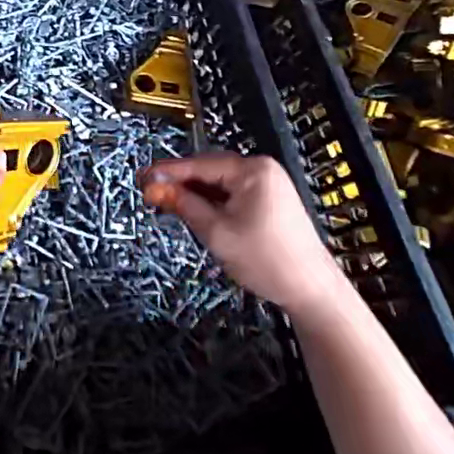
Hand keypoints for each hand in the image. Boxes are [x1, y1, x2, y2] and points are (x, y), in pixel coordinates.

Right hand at [141, 153, 345, 318]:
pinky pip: (233, 193)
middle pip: (210, 170)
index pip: (200, 164)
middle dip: (181, 183)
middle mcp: (262, 169)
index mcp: (252, 170)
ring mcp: (269, 183)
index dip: (168, 172)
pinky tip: (198, 212)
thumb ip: (184, 204)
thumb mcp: (216, 232)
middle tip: (151, 193)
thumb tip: (156, 187)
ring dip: (196, 193)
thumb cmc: (266, 260)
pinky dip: (214, 202)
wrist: (310, 289)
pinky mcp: (271, 198)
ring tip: (171, 205)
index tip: (142, 177)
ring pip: (220, 183)